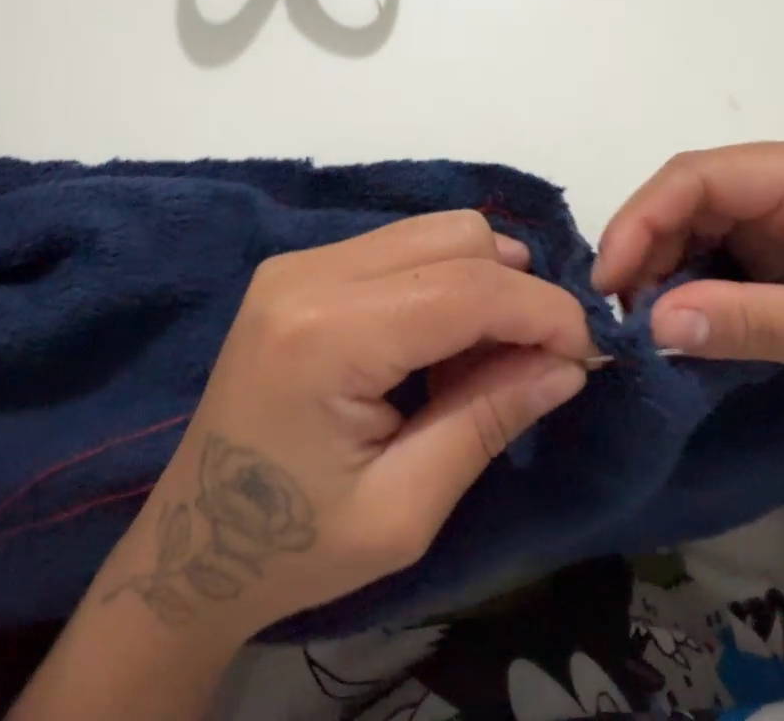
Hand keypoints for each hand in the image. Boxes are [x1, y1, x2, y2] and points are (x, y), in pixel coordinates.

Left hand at [102, 211, 596, 643]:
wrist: (192, 549)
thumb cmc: (295, 548)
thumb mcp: (405, 507)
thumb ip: (488, 418)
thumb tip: (570, 363)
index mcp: (326, 335)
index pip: (470, 288)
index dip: (547, 313)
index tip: (591, 356)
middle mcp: (307, 274)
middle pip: (459, 237)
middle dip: (519, 292)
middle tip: (539, 365)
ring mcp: (298, 266)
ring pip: (435, 234)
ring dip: (485, 285)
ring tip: (489, 361)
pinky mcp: (300, 273)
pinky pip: (403, 250)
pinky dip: (447, 285)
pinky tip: (444, 347)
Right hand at [592, 139, 783, 436]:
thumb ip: (749, 322)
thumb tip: (649, 321)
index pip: (705, 175)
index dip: (642, 220)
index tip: (608, 285)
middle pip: (696, 191)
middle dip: (647, 246)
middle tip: (620, 315)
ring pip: (703, 218)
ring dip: (664, 265)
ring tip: (643, 322)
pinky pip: (724, 247)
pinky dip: (691, 279)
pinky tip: (680, 316)